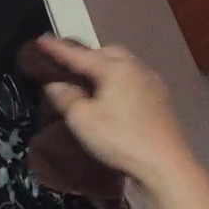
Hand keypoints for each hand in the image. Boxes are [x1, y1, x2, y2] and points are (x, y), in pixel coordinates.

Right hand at [20, 36, 197, 193]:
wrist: (168, 167)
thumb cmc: (121, 139)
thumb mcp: (82, 120)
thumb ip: (65, 97)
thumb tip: (55, 84)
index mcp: (114, 68)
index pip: (78, 54)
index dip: (57, 49)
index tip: (40, 40)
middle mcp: (136, 68)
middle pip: (107, 52)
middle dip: (87, 55)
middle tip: (70, 65)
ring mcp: (152, 83)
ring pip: (124, 64)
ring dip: (106, 67)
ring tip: (91, 80)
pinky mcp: (162, 100)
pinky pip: (135, 79)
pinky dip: (120, 80)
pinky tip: (115, 96)